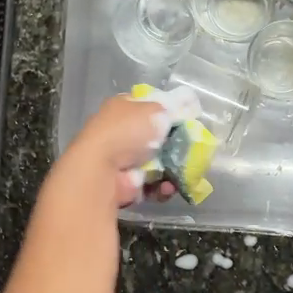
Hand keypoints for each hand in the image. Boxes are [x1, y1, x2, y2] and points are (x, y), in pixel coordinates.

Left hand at [61, 90, 197, 207]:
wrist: (102, 170)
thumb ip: (174, 108)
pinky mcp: (125, 183)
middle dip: (175, 146)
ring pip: (158, 163)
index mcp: (123, 108)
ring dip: (172, 169)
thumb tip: (186, 105)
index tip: (185, 121)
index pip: (148, 106)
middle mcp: (120, 132)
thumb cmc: (128, 132)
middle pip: (156, 137)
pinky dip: (161, 187)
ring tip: (181, 174)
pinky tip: (167, 187)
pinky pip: (151, 183)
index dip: (167, 112)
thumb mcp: (156, 110)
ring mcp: (122, 159)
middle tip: (190, 150)